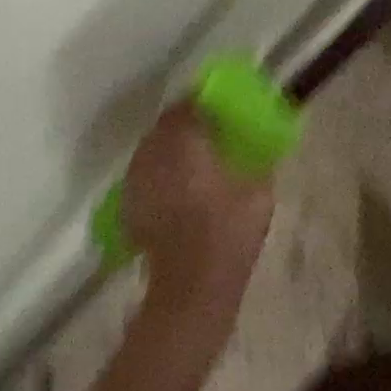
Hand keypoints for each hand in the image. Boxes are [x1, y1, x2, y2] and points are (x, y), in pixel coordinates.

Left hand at [122, 103, 274, 307]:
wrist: (191, 288)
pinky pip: (146, 174)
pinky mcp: (128, 205)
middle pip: (167, 125)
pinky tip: (178, 187)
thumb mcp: (259, 192)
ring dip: (172, 147)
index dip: (204, 101)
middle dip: (187, 123)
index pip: (189, 105)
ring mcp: (135, 179)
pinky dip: (161, 172)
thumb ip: (258, 160)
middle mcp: (153, 152)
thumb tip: (261, 143)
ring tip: (194, 158)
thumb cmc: (228, 233)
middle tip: (210, 130)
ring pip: (153, 148)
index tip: (221, 106)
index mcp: (184, 142)